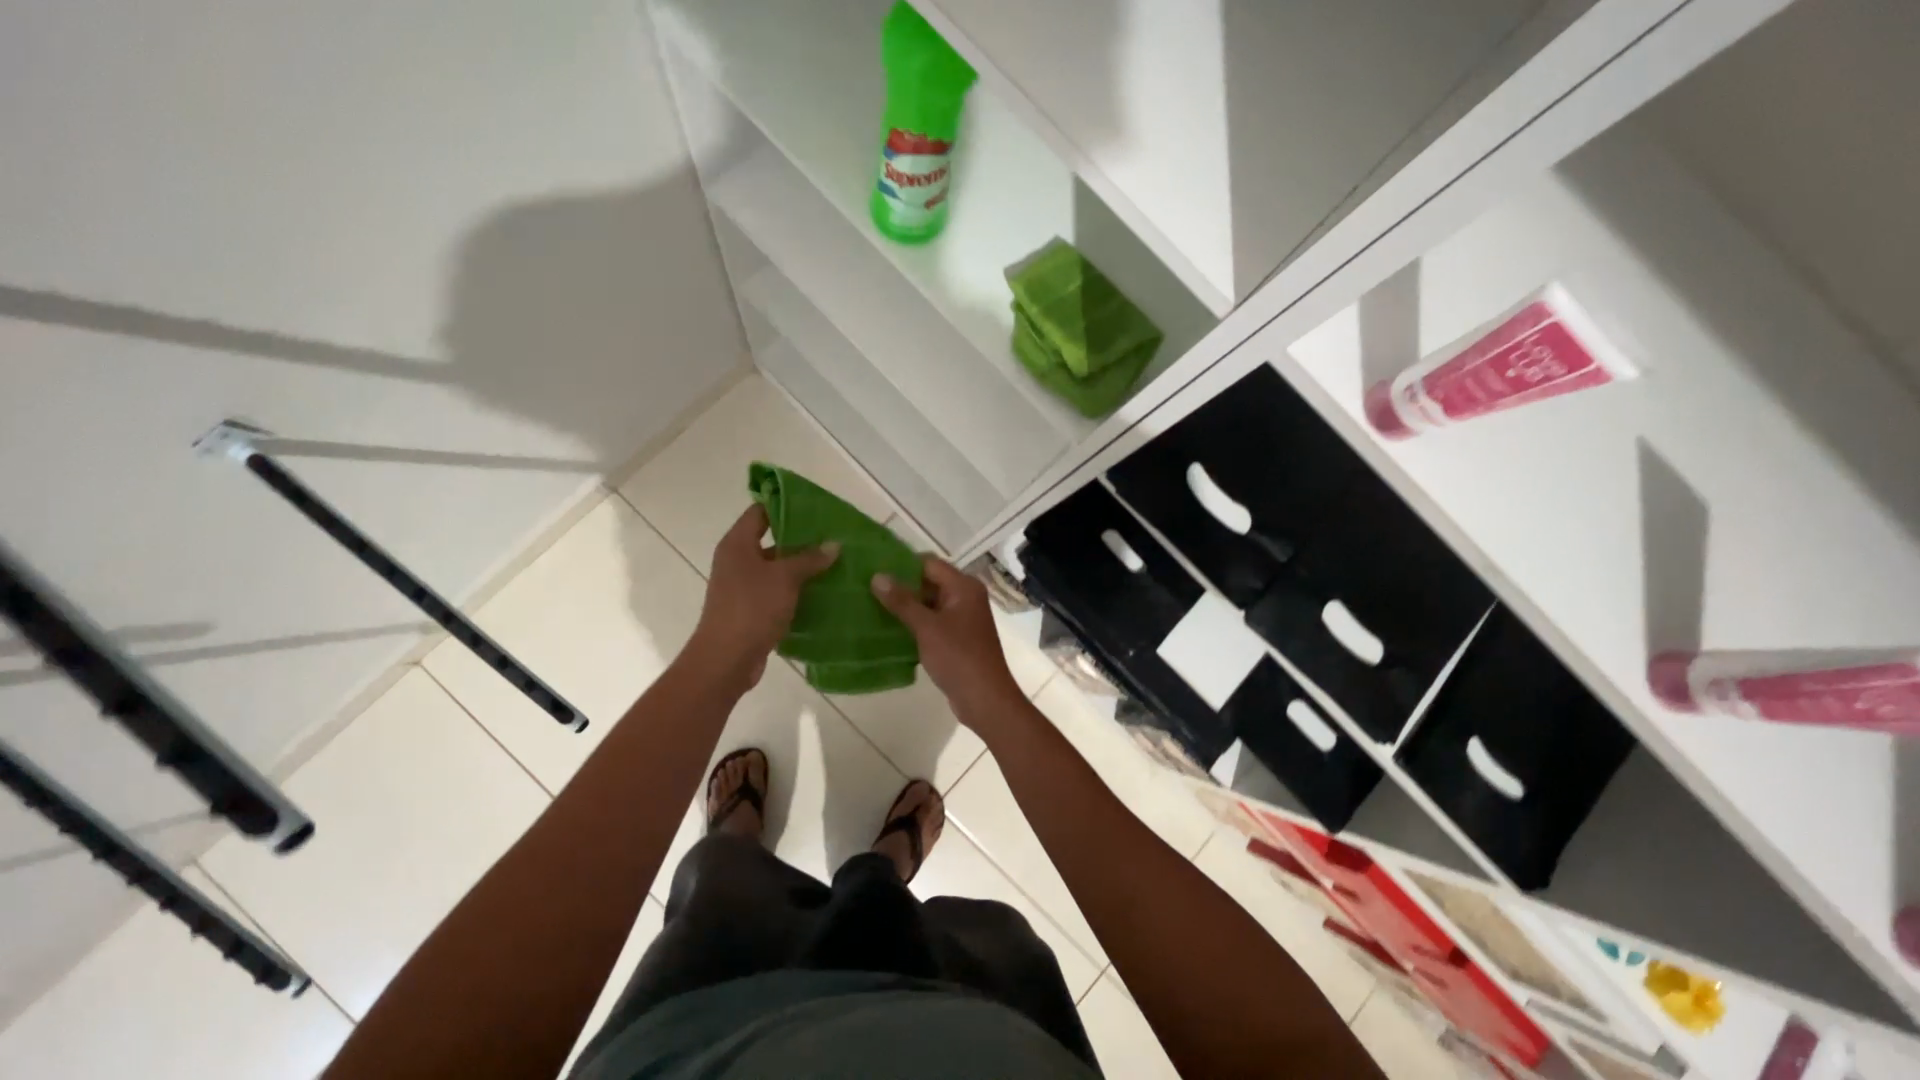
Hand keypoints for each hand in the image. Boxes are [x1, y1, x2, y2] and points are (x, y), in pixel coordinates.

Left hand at [689, 505, 837, 684]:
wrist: (726, 659)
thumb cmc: (752, 608)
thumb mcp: (785, 578)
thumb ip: (809, 558)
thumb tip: (834, 545)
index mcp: (737, 544)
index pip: (760, 512)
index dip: (785, 506)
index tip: (815, 508)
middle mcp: (736, 561)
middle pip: (770, 540)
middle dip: (801, 540)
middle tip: (833, 538)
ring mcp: (741, 587)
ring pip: (775, 569)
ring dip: (801, 568)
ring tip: (834, 564)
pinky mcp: (750, 610)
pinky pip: (776, 592)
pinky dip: (795, 591)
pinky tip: (822, 593)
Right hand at [872, 556, 1024, 722]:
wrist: (984, 698)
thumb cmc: (958, 656)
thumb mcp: (927, 626)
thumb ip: (902, 601)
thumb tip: (877, 576)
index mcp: (964, 587)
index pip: (929, 563)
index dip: (902, 564)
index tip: (873, 568)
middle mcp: (965, 597)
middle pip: (928, 582)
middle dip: (901, 586)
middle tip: (866, 588)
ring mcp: (962, 619)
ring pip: (928, 604)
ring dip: (905, 607)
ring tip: (870, 606)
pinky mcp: (956, 639)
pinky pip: (931, 623)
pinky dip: (913, 624)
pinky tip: (888, 629)